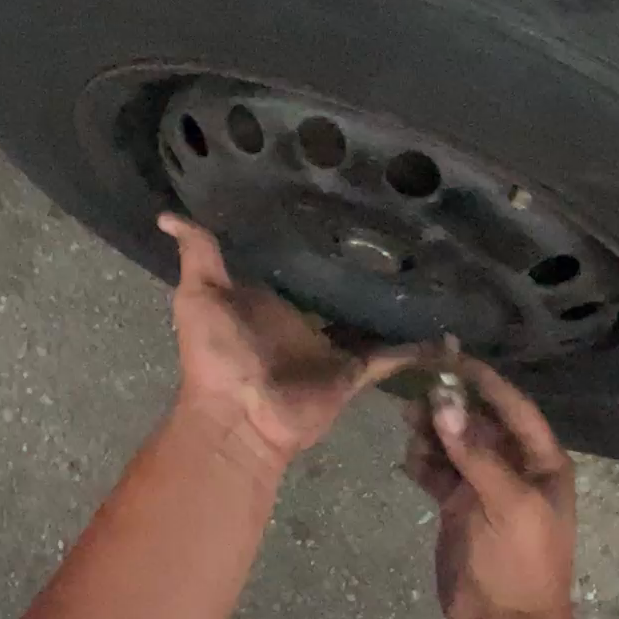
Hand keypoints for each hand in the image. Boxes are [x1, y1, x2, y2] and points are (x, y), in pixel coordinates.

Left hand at [158, 213, 416, 467]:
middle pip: (344, 287)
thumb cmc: (216, 353)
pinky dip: (420, 349)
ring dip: (398, 302)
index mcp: (276, 299)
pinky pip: (393, 356)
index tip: (351, 202)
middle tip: (405, 229)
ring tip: (437, 269)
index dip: (323, 237)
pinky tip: (450, 331)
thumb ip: (197, 255)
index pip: (304, 261)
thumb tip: (168, 214)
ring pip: (373, 317)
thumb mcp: (199, 295)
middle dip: (370, 265)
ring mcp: (334, 345)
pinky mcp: (354, 369)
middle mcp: (309, 318)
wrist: (238, 416)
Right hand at [404, 358, 578, 618]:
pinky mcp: (456, 502)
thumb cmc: (522, 561)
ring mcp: (482, 483)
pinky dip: (422, 460)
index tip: (453, 357)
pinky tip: (411, 459)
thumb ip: (475, 452)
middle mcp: (512, 463)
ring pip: (452, 440)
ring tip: (409, 423)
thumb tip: (443, 401)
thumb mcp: (508, 503)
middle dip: (450, 404)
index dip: (486, 381)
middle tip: (418, 387)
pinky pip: (436, 468)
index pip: (514, 406)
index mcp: (540, 460)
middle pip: (477, 420)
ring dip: (431, 429)